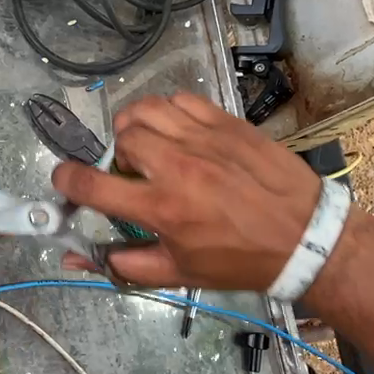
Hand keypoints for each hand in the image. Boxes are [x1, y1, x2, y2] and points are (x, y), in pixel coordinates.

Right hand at [51, 92, 323, 291]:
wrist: (309, 239)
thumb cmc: (238, 261)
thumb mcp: (177, 272)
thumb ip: (120, 263)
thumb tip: (72, 257)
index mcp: (162, 209)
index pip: (91, 185)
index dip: (65, 180)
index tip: (65, 181)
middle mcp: (178, 167)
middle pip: (120, 139)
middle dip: (115, 156)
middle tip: (132, 174)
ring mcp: (204, 138)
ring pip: (145, 110)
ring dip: (136, 128)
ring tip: (149, 147)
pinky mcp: (227, 122)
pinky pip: (180, 100)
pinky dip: (167, 113)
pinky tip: (177, 133)